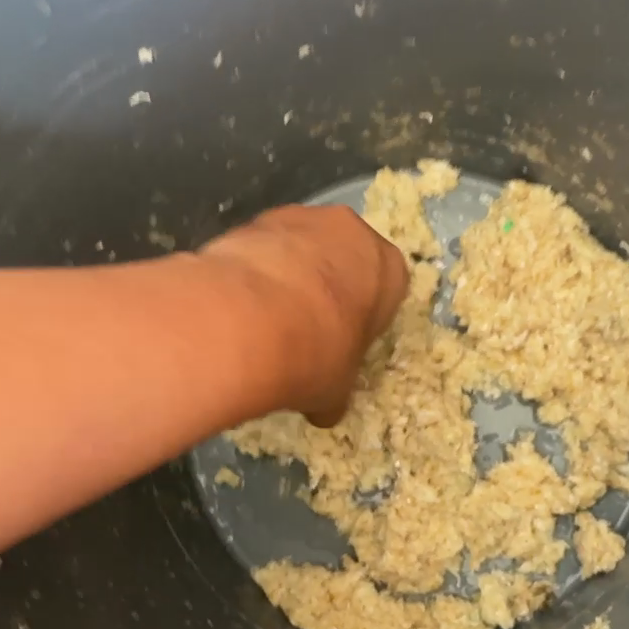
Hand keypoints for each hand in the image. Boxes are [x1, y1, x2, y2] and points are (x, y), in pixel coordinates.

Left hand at [199, 204, 408, 426]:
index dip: (365, 319)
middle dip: (328, 289)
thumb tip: (323, 410)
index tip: (345, 342)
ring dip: (288, 277)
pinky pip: (261, 249)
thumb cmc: (315, 354)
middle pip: (343, 258)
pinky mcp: (252, 221)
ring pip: (299, 248)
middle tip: (306, 330)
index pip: (387, 289)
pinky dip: (254, 272)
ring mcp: (298, 218)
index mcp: (388, 268)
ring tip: (265, 322)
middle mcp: (349, 230)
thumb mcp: (335, 390)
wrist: (245, 322)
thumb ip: (336, 391)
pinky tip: (240, 309)